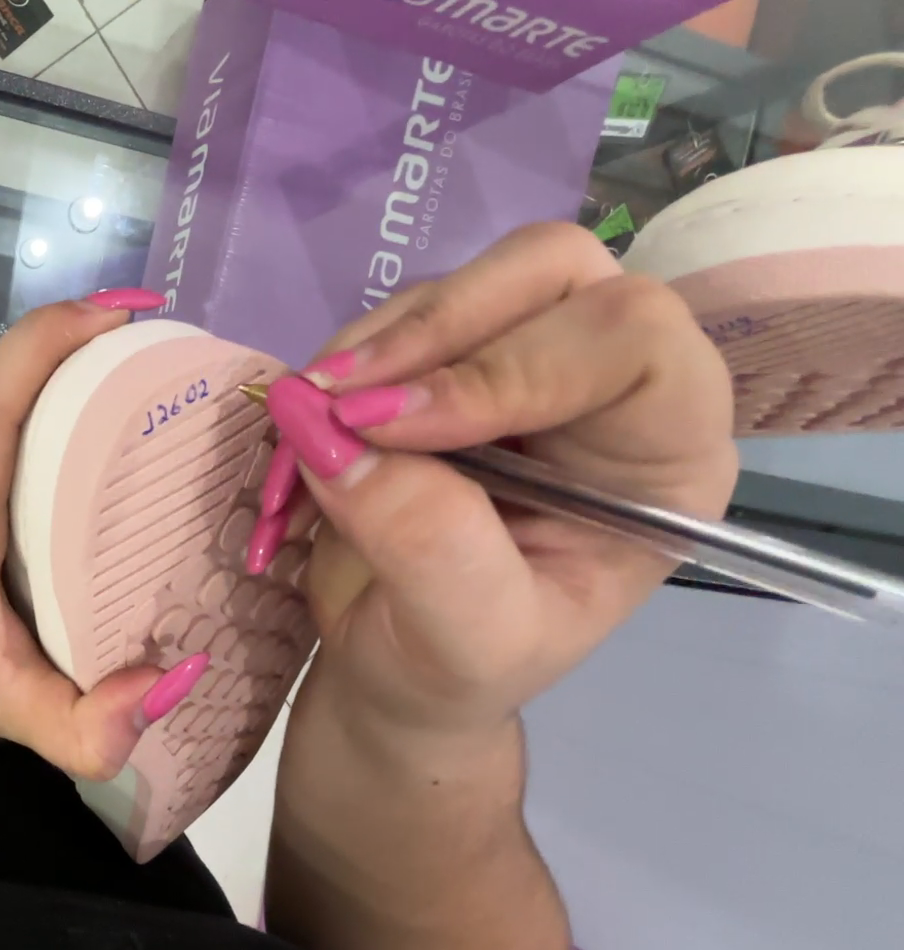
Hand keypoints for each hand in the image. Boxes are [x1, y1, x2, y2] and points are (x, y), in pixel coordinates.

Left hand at [0, 290, 203, 780]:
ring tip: (143, 404)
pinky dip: (41, 435)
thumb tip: (176, 681)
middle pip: (2, 398)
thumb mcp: (13, 718)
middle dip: (76, 359)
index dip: (41, 345)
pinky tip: (90, 461)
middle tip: (162, 359)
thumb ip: (89, 728)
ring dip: (63, 399)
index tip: (113, 314)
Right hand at [257, 223, 738, 728]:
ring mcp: (501, 377)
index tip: (380, 426)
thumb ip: (421, 539)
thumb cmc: (450, 670)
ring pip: (448, 290)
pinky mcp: (423, 380)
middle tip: (331, 397)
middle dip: (429, 328)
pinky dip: (324, 376)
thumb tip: (328, 435)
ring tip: (303, 429)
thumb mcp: (463, 635)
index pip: (624, 343)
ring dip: (360, 352)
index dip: (500, 367)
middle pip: (545, 274)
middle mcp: (592, 395)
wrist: (390, 670)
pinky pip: (377, 332)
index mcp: (655, 458)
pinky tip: (300, 437)